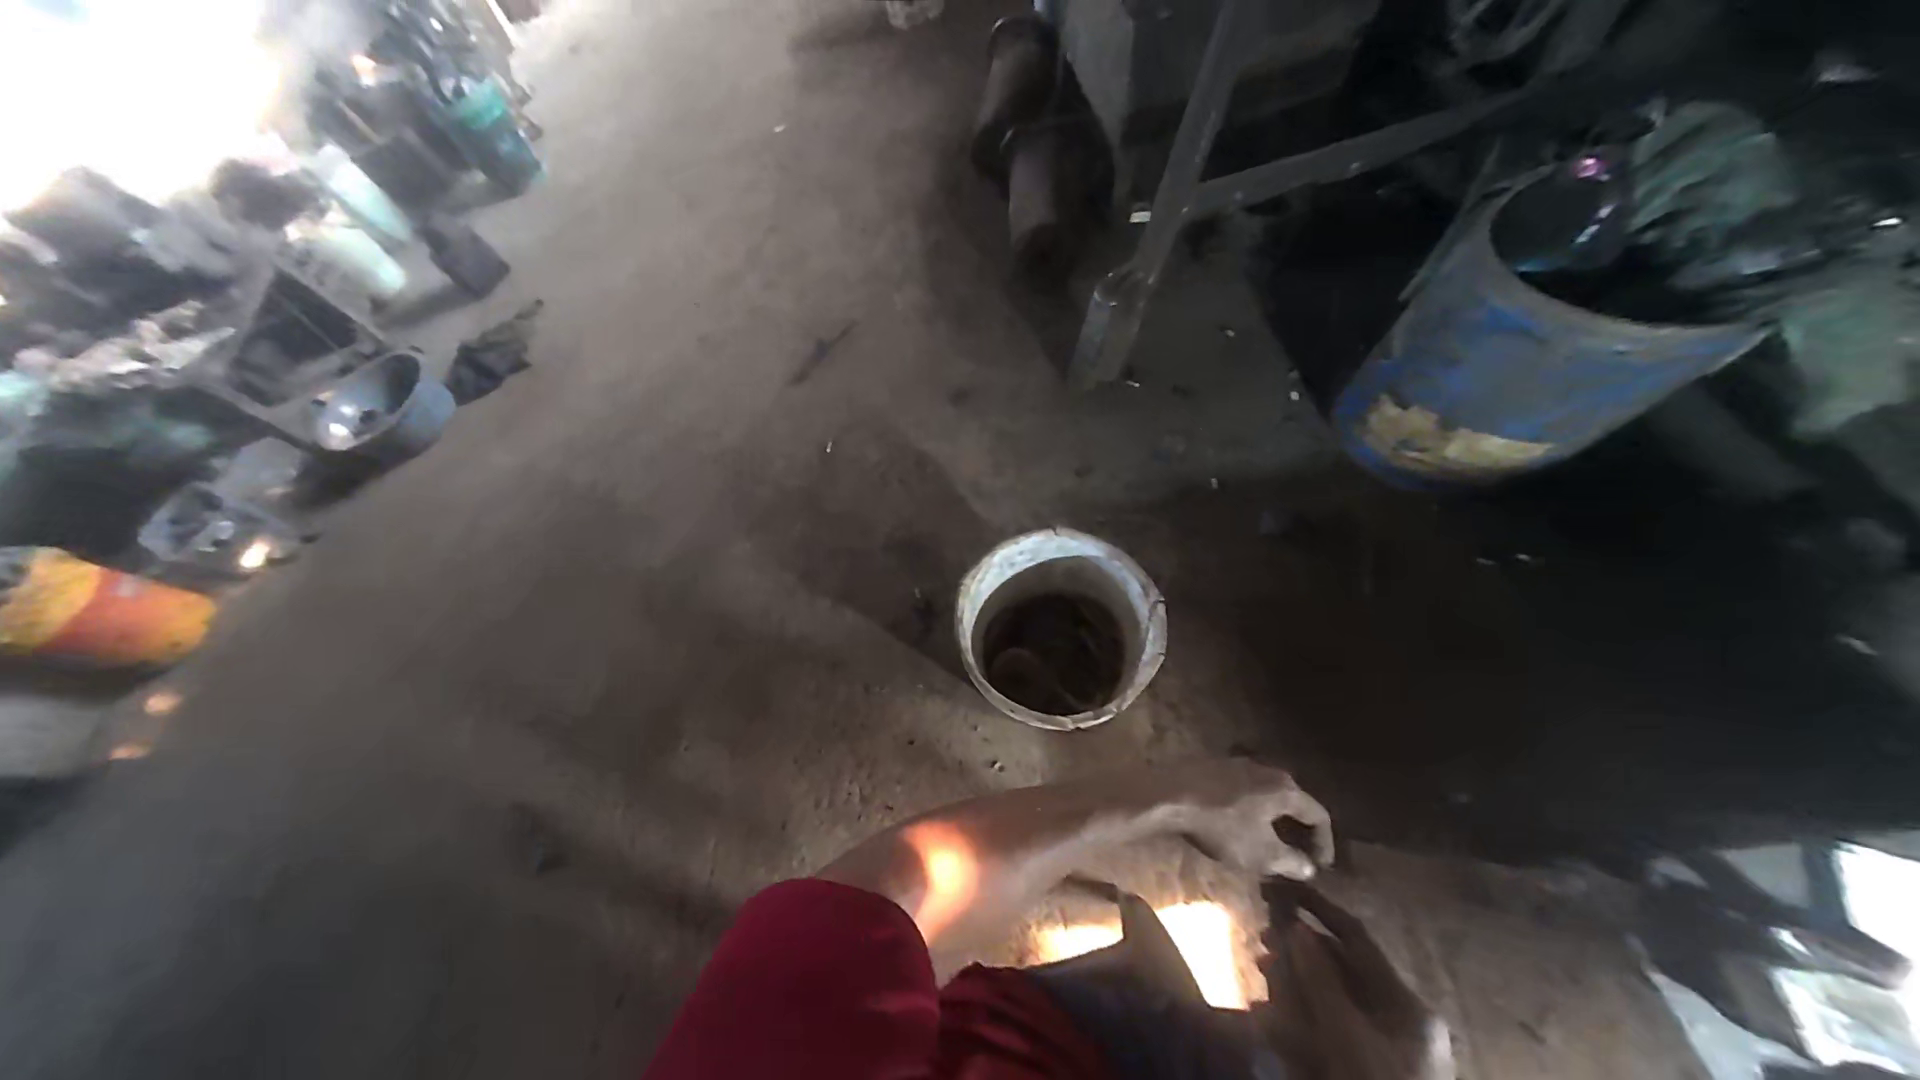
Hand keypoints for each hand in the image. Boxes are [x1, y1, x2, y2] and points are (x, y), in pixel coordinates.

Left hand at [1165, 760, 1334, 879]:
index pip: (1318, 815)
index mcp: (1284, 789)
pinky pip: (1244, 788)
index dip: (1324, 844)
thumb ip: (1291, 861)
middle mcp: (1265, 769)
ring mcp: (1237, 763)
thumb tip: (1309, 867)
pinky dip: (1251, 807)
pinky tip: (1239, 823)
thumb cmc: (1221, 826)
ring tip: (1270, 841)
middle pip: (1293, 800)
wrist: (1169, 795)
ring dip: (1273, 818)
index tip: (1320, 867)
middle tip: (1299, 854)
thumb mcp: (1261, 853)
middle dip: (1299, 829)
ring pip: (1266, 793)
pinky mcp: (1214, 766)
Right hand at [1261, 888, 1452, 1079]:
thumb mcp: (1344, 1035)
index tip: (1278, 886)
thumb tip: (1295, 927)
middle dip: (1300, 948)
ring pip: (1336, 994)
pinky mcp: (1372, 1065)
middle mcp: (1402, 1017)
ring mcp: (1390, 1044)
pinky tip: (1274, 1014)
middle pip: (1344, 965)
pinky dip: (1305, 1012)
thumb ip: (1319, 978)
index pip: (1356, 937)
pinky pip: (1335, 1024)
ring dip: (1297, 979)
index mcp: (1406, 1004)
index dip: (1316, 907)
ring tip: (1262, 971)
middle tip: (1261, 938)